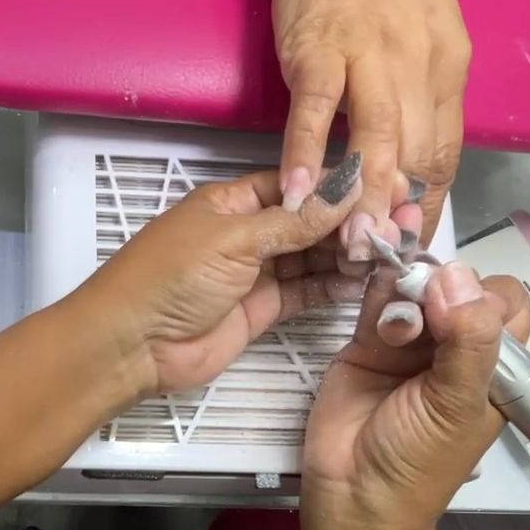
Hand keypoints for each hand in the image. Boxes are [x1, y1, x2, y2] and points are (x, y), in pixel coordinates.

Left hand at [77, 161, 370, 394]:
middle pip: (309, 222)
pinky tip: (364, 280)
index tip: (386, 188)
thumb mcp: (232, 238)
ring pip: (311, 258)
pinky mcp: (259, 310)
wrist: (132, 344)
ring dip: (348, 255)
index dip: (339, 187)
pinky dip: (332, 287)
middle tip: (398, 225)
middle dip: (351, 223)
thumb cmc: (168, 278)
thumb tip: (347, 187)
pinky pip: (304, 292)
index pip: (297, 185)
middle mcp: (246, 234)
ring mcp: (253, 274)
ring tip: (391, 252)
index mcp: (232, 202)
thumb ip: (293, 220)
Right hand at [273, 0, 470, 251]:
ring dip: (361, 199)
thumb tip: (402, 168)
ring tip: (346, 246)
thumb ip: (416, 103)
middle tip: (378, 266)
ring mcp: (370, 58)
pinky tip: (297, 195)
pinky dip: (306, 154)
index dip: (426, 208)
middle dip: (398, 217)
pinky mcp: (322, 49)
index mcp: (445, 71)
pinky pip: (316, 111)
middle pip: (413, 156)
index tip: (408, 250)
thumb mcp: (421, 40)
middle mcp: (418, 68)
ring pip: (375, 140)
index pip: (443, 155)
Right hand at [301, 263, 529, 529]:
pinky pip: (376, 303)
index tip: (459, 314)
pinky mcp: (365, 345)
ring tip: (395, 327)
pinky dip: (378, 289)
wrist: (354, 493)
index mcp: (492, 365)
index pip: (504, 305)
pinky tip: (380, 300)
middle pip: (457, 289)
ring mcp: (408, 345)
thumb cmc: (418, 459)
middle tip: (424, 308)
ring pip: (416, 289)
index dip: (484, 296)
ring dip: (408, 290)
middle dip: (442, 287)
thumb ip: (467, 338)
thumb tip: (456, 273)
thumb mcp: (458, 403)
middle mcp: (452, 348)